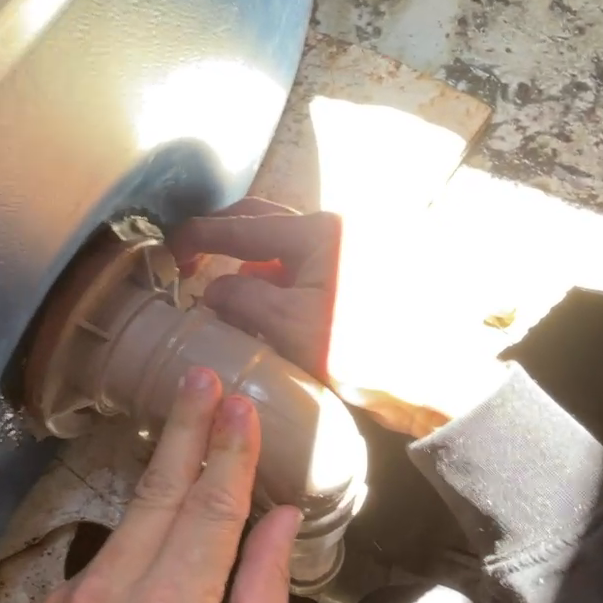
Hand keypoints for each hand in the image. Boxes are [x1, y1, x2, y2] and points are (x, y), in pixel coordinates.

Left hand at [30, 368, 302, 602]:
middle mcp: (105, 599)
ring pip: (129, 520)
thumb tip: (277, 511)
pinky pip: (108, 555)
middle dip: (183, 430)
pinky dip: (140, 534)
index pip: (207, 512)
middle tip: (199, 376)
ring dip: (164, 477)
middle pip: (155, 494)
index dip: (227, 453)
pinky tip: (163, 519)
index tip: (238, 404)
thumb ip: (264, 580)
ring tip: (190, 427)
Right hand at [170, 197, 513, 438]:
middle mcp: (336, 227)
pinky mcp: (358, 269)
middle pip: (263, 220)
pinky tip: (263, 300)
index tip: (170, 251)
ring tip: (224, 287)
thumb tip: (210, 289)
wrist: (432, 382)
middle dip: (224, 237)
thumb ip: (241, 297)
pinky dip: (275, 274)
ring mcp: (350, 246)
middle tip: (193, 260)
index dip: (199, 237)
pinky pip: (304, 261)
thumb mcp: (289, 325)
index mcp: (319, 232)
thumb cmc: (363, 351)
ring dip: (250, 259)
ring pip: (284, 243)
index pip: (243, 228)